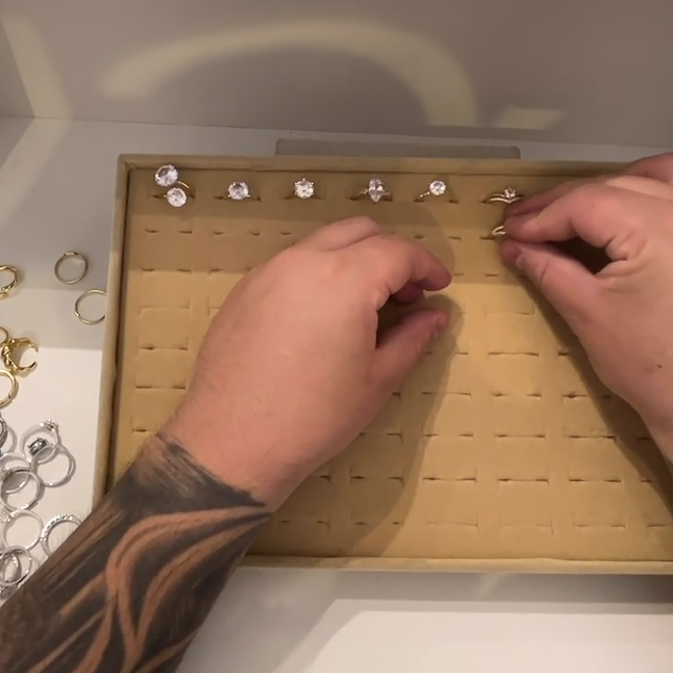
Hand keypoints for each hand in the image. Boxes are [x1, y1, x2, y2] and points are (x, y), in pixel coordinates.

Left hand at [163, 217, 451, 506]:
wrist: (232, 441)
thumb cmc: (313, 417)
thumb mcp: (376, 380)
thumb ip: (412, 338)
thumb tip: (435, 316)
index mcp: (342, 278)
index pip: (396, 251)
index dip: (426, 265)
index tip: (441, 285)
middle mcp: (302, 260)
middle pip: (359, 232)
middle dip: (391, 253)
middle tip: (408, 294)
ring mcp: (267, 271)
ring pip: (322, 243)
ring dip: (354, 259)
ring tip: (368, 305)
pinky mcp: (244, 289)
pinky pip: (292, 263)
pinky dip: (320, 271)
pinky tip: (325, 314)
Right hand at [497, 154, 672, 450]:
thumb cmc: (653, 368)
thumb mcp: (588, 314)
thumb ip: (547, 269)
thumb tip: (512, 245)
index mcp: (661, 229)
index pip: (585, 203)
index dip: (540, 216)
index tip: (508, 231)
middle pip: (614, 185)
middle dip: (565, 204)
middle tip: (525, 226)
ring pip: (654, 176)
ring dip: (609, 187)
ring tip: (575, 215)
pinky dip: (653, 188)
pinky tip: (628, 213)